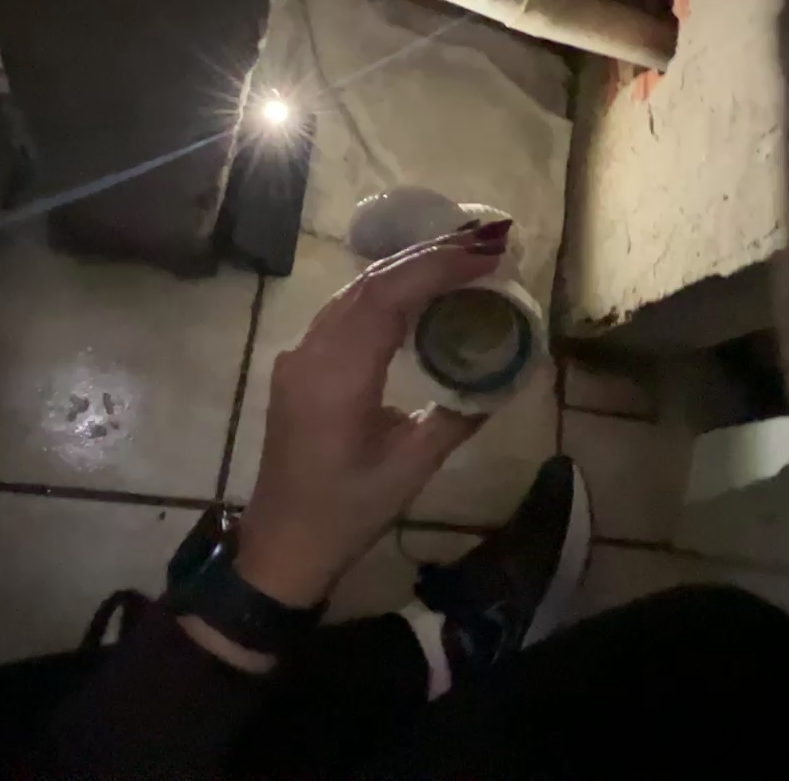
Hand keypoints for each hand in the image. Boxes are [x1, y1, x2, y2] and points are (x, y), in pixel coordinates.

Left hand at [235, 220, 512, 608]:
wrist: (282, 545)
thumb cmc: (348, 513)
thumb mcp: (412, 468)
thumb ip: (459, 414)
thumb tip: (505, 374)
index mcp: (336, 379)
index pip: (386, 297)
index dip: (436, 267)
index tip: (484, 255)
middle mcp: (310, 353)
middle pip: (369, 283)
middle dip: (426, 256)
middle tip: (481, 243)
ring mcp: (298, 355)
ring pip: (353, 292)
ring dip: (405, 269)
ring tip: (457, 258)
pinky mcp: (299, 363)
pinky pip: (343, 311)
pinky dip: (385, 292)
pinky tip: (416, 292)